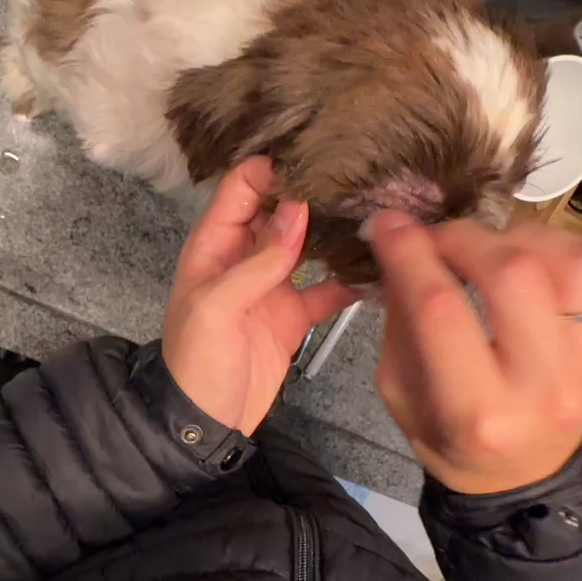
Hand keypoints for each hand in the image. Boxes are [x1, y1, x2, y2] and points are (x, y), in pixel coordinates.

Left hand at [163, 158, 358, 435]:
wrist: (205, 424)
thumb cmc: (197, 363)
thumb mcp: (215, 308)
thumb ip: (256, 262)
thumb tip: (297, 208)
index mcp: (214, 246)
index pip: (242, 188)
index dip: (276, 168)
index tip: (322, 156)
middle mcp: (244, 257)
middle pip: (282, 209)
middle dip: (317, 191)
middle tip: (367, 173)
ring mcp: (271, 286)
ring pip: (309, 245)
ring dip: (338, 230)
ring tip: (384, 209)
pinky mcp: (293, 315)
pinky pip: (327, 289)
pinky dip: (351, 279)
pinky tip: (383, 266)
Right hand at [365, 212, 581, 493]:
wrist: (516, 477)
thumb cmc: (444, 436)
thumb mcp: (398, 391)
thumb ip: (401, 323)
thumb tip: (405, 248)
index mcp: (474, 411)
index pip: (440, 310)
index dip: (410, 254)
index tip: (388, 224)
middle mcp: (542, 387)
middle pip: (517, 277)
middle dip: (467, 239)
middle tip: (441, 239)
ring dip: (532, 240)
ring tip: (501, 252)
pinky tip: (575, 262)